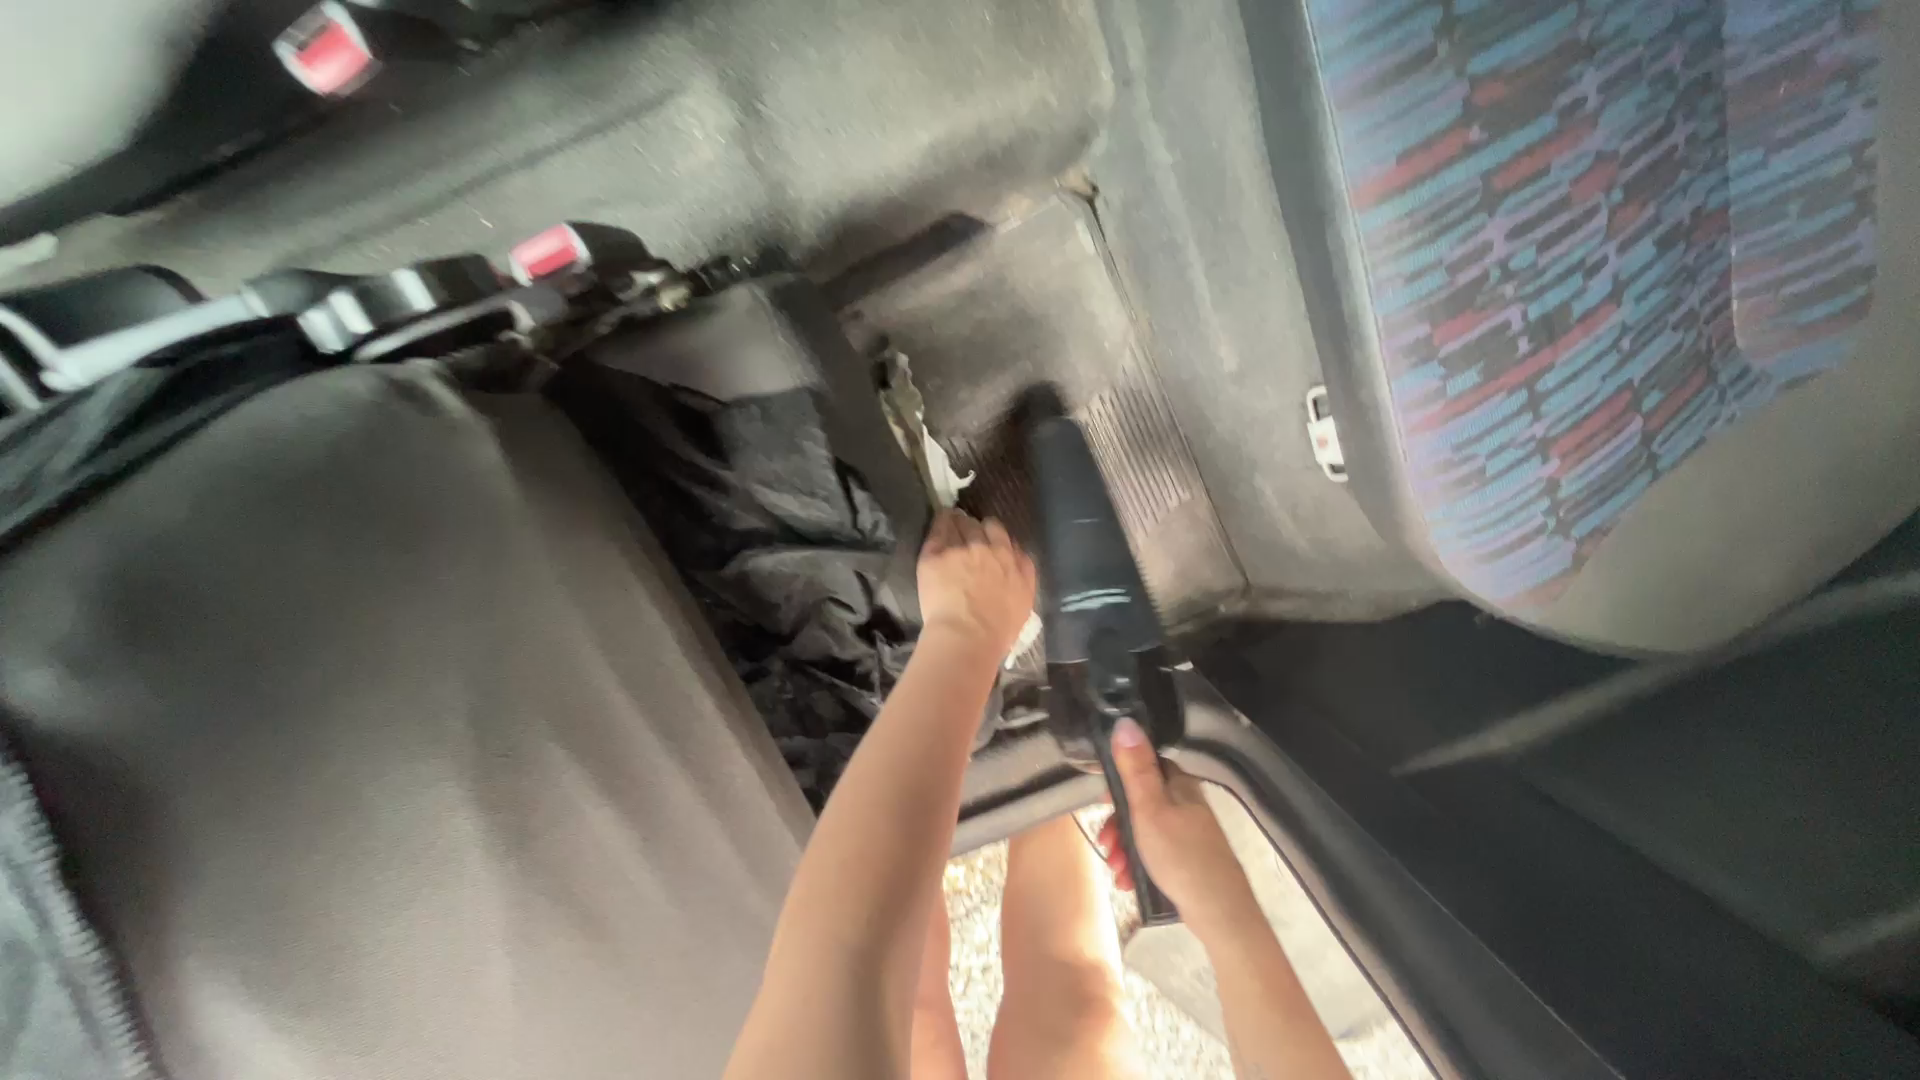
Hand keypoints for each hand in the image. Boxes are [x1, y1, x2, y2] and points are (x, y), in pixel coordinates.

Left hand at [916, 509, 1036, 658]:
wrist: (968, 636)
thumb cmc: (998, 631)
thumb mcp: (1023, 603)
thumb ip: (1023, 576)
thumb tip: (1017, 560)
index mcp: (1013, 564)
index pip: (1006, 539)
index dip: (996, 537)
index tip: (989, 540)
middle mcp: (990, 550)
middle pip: (983, 528)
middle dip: (977, 527)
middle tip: (969, 530)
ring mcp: (962, 550)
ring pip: (961, 525)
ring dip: (958, 522)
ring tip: (952, 519)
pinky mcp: (936, 555)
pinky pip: (938, 532)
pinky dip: (940, 524)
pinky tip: (940, 520)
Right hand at [1097, 718, 1259, 932]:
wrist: (1220, 913)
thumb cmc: (1181, 856)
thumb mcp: (1149, 809)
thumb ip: (1134, 768)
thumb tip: (1125, 721)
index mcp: (1180, 785)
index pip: (1145, 766)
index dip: (1121, 780)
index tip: (1102, 801)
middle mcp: (1186, 804)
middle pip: (1141, 801)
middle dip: (1117, 824)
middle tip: (1105, 845)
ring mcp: (1189, 833)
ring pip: (1145, 830)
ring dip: (1124, 848)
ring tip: (1117, 871)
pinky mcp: (1188, 859)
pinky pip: (1154, 853)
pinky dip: (1138, 864)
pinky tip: (1129, 882)